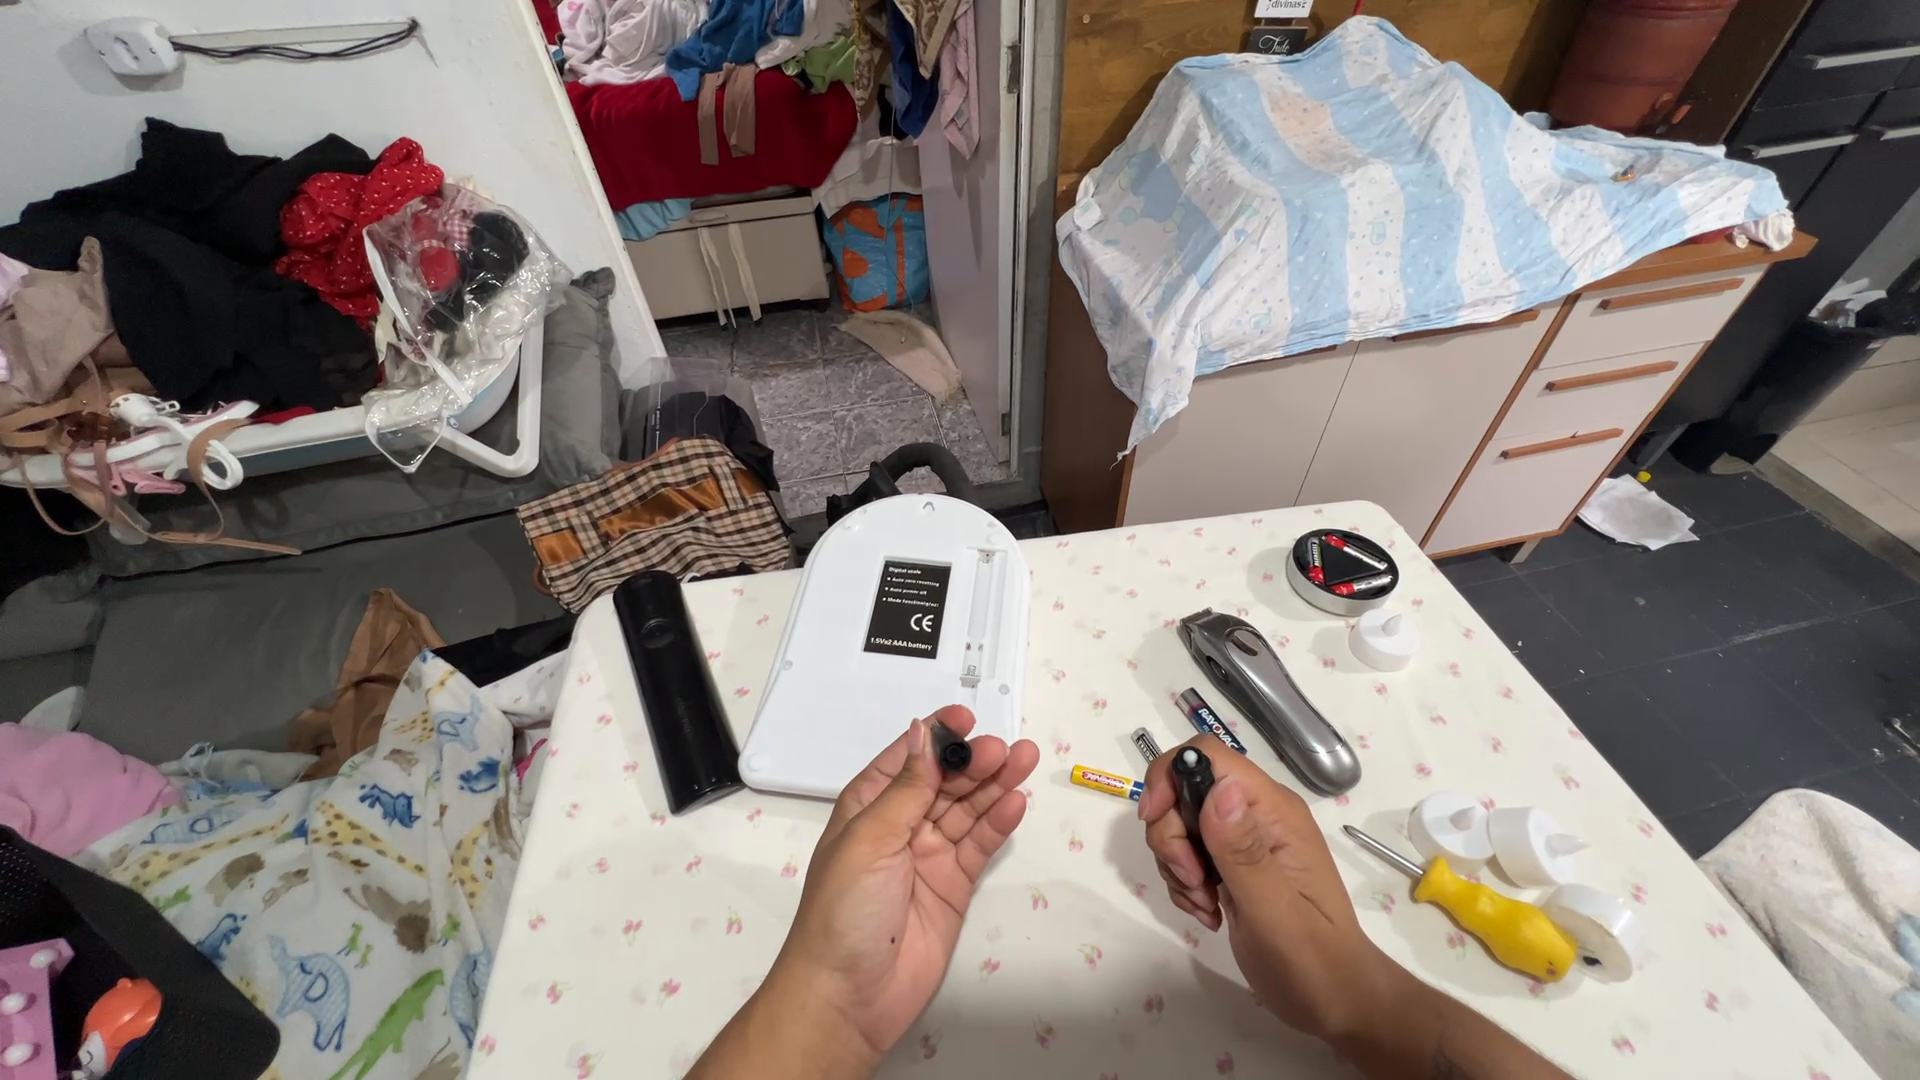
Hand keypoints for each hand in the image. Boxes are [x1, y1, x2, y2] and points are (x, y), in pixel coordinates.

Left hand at [770, 706, 1039, 1063]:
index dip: (938, 734)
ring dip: (994, 784)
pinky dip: (998, 823)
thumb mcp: (870, 838)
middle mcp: (901, 823)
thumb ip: (906, 788)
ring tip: (1023, 760)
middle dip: (973, 761)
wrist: (849, 996)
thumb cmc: (843, 910)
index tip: (966, 717)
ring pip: (968, 808)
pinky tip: (1016, 802)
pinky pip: (979, 845)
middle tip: (1003, 749)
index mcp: (870, 804)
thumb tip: (922, 732)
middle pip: (946, 780)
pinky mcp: (953, 884)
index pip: (910, 756)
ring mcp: (929, 853)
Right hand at [1139, 737, 1395, 1042]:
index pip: (1208, 755)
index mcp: (1273, 809)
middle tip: (1193, 881)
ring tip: (1205, 904)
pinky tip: (1207, 911)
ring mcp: (1242, 837)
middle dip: (1171, 836)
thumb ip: (1243, 850)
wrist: (1337, 1002)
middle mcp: (1256, 812)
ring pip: (1178, 823)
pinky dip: (1183, 882)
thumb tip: (1220, 788)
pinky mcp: (1229, 862)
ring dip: (1176, 864)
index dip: (1171, 775)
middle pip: (1183, 790)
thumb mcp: (1275, 912)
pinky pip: (1184, 852)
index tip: (1153, 819)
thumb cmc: (1313, 961)